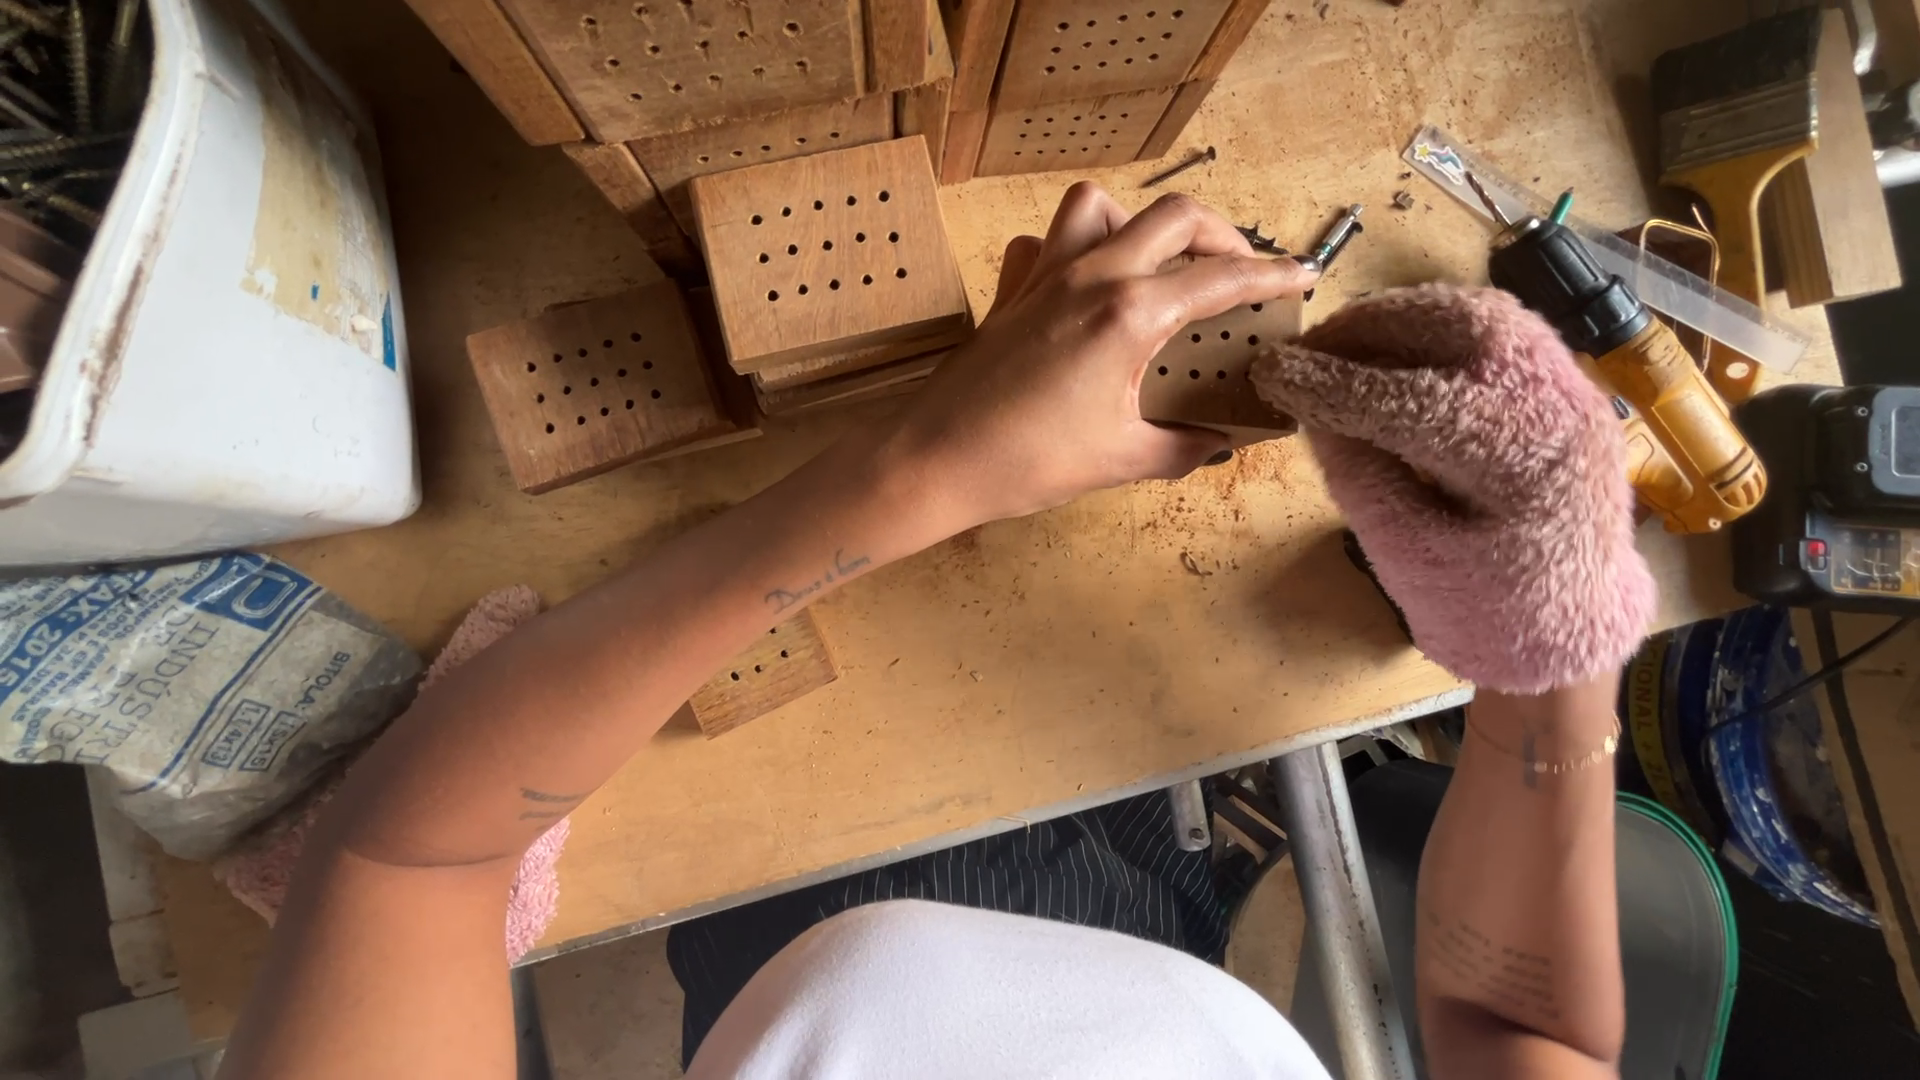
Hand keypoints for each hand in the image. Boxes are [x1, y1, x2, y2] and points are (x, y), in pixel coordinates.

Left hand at [880, 183, 1317, 529]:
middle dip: (1220, 234)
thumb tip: (1219, 442)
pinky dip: (1069, 247)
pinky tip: (1080, 282)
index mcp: (1128, 314)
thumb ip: (1183, 448)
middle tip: (1238, 270)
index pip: (1220, 278)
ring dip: (1138, 221)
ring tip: (1155, 262)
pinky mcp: (1007, 292)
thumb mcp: (1122, 460)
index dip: (1272, 276)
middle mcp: (1089, 277)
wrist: (938, 463)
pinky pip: (1041, 243)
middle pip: (1173, 216)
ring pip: (1099, 206)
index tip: (1302, 277)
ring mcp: (1041, 277)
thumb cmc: (1029, 463)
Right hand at [1250, 285, 1654, 693]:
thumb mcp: (1406, 556)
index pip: (1414, 404)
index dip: (1332, 385)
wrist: (1568, 625)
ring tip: (1334, 345)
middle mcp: (1562, 411)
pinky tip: (1379, 352)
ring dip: (1397, 320)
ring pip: (1480, 316)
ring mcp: (1569, 391)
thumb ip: (1359, 478)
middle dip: (1369, 328)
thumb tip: (1314, 413)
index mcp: (1525, 470)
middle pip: (1463, 328)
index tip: (1269, 372)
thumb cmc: (1483, 607)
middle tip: (1302, 349)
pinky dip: (1426, 330)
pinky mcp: (1555, 389)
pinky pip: (1491, 333)